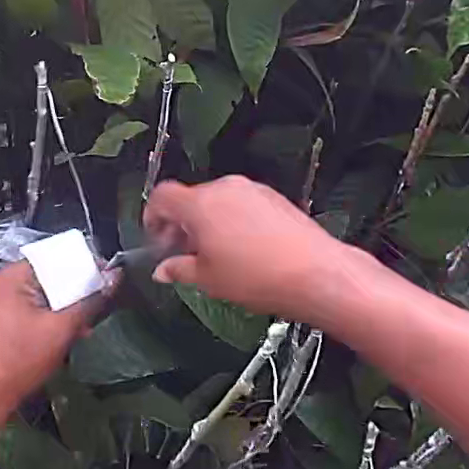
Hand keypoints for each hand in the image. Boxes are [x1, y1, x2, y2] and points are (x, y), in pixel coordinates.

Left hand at [0, 261, 103, 427]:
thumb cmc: (17, 361)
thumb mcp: (61, 329)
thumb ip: (90, 300)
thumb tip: (115, 276)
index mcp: (13, 274)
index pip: (59, 255)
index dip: (88, 265)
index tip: (109, 279)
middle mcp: (3, 280)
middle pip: (52, 274)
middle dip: (78, 290)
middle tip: (100, 305)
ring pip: (44, 292)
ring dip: (67, 306)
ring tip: (84, 325)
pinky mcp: (0, 317)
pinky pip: (33, 306)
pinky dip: (51, 316)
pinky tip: (66, 333)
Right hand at [143, 176, 363, 322]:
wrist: (315, 272)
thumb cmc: (258, 276)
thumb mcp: (208, 279)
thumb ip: (178, 269)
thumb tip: (163, 269)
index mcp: (201, 203)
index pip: (162, 195)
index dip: (153, 216)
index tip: (157, 238)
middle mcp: (225, 188)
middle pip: (191, 198)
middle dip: (182, 224)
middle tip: (184, 253)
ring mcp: (253, 189)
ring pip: (218, 200)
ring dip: (209, 222)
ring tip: (216, 255)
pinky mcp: (274, 197)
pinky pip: (242, 203)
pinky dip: (234, 220)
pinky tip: (244, 249)